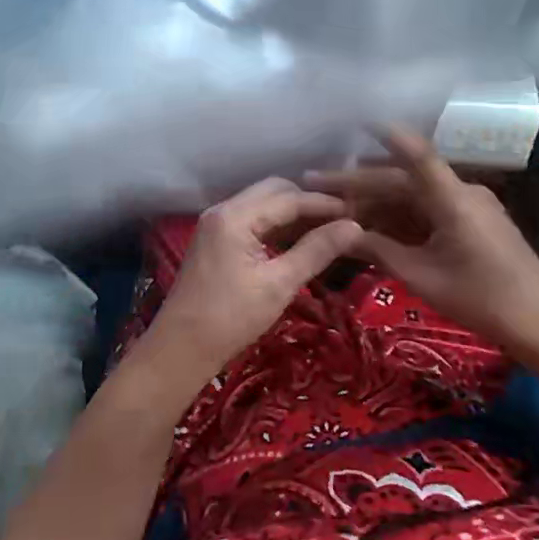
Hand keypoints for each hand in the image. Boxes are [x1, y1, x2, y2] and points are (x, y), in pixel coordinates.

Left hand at [137, 177, 363, 391]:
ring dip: (291, 213)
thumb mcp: (279, 285)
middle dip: (307, 202)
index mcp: (235, 216)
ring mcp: (216, 224)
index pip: (288, 198)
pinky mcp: (215, 240)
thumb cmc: (231, 317)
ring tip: (326, 231)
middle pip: (273, 191)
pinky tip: (297, 243)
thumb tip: (354, 227)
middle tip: (340, 220)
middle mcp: (223, 210)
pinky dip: (275, 226)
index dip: (324, 204)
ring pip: (261, 205)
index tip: (357, 212)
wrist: (181, 348)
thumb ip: (316, 251)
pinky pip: (251, 220)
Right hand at [307, 126, 538, 360]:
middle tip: (316, 181)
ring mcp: (467, 205)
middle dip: (358, 180)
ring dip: (375, 196)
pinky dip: (396, 212)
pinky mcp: (470, 220)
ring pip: (411, 193)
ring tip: (334, 198)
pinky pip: (425, 208)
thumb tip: (341, 232)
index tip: (356, 117)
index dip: (385, 134)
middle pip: (401, 178)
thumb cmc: (481, 298)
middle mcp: (460, 192)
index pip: (415, 154)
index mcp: (452, 199)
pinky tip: (369, 219)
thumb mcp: (422, 277)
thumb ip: (379, 250)